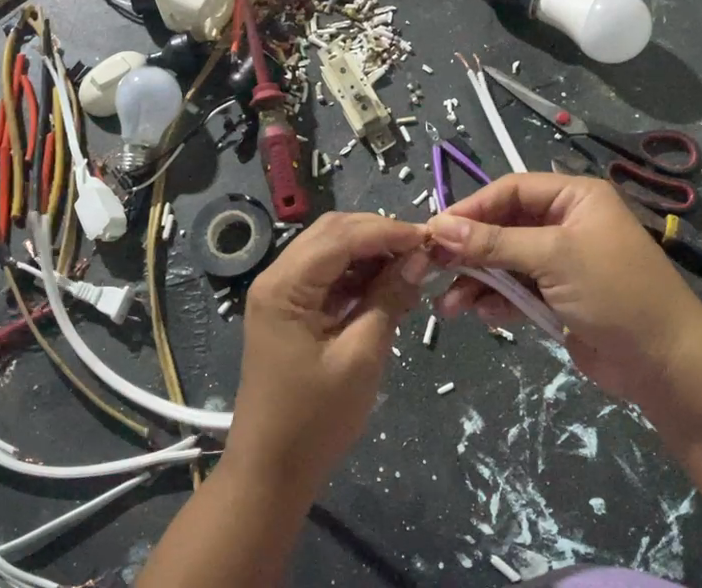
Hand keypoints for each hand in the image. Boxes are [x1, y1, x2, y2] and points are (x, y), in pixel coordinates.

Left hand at [224, 212, 430, 493]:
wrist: (271, 470)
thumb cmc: (316, 419)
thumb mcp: (361, 356)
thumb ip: (389, 299)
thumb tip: (419, 258)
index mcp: (284, 286)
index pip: (340, 236)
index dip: (387, 231)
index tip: (430, 238)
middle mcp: (276, 278)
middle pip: (332, 234)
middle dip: (378, 235)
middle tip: (423, 251)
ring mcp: (280, 294)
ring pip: (329, 251)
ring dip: (369, 253)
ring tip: (411, 268)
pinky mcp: (289, 311)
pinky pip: (325, 277)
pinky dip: (357, 275)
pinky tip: (386, 287)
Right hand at [428, 172, 701, 403]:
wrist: (665, 364)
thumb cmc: (614, 292)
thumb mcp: (552, 258)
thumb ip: (493, 242)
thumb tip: (439, 227)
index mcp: (575, 198)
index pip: (511, 190)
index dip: (471, 208)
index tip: (435, 230)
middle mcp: (566, 224)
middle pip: (503, 227)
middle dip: (470, 251)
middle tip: (432, 268)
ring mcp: (562, 263)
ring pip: (505, 263)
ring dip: (477, 282)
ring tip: (448, 306)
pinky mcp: (559, 298)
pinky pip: (517, 291)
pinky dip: (497, 302)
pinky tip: (479, 315)